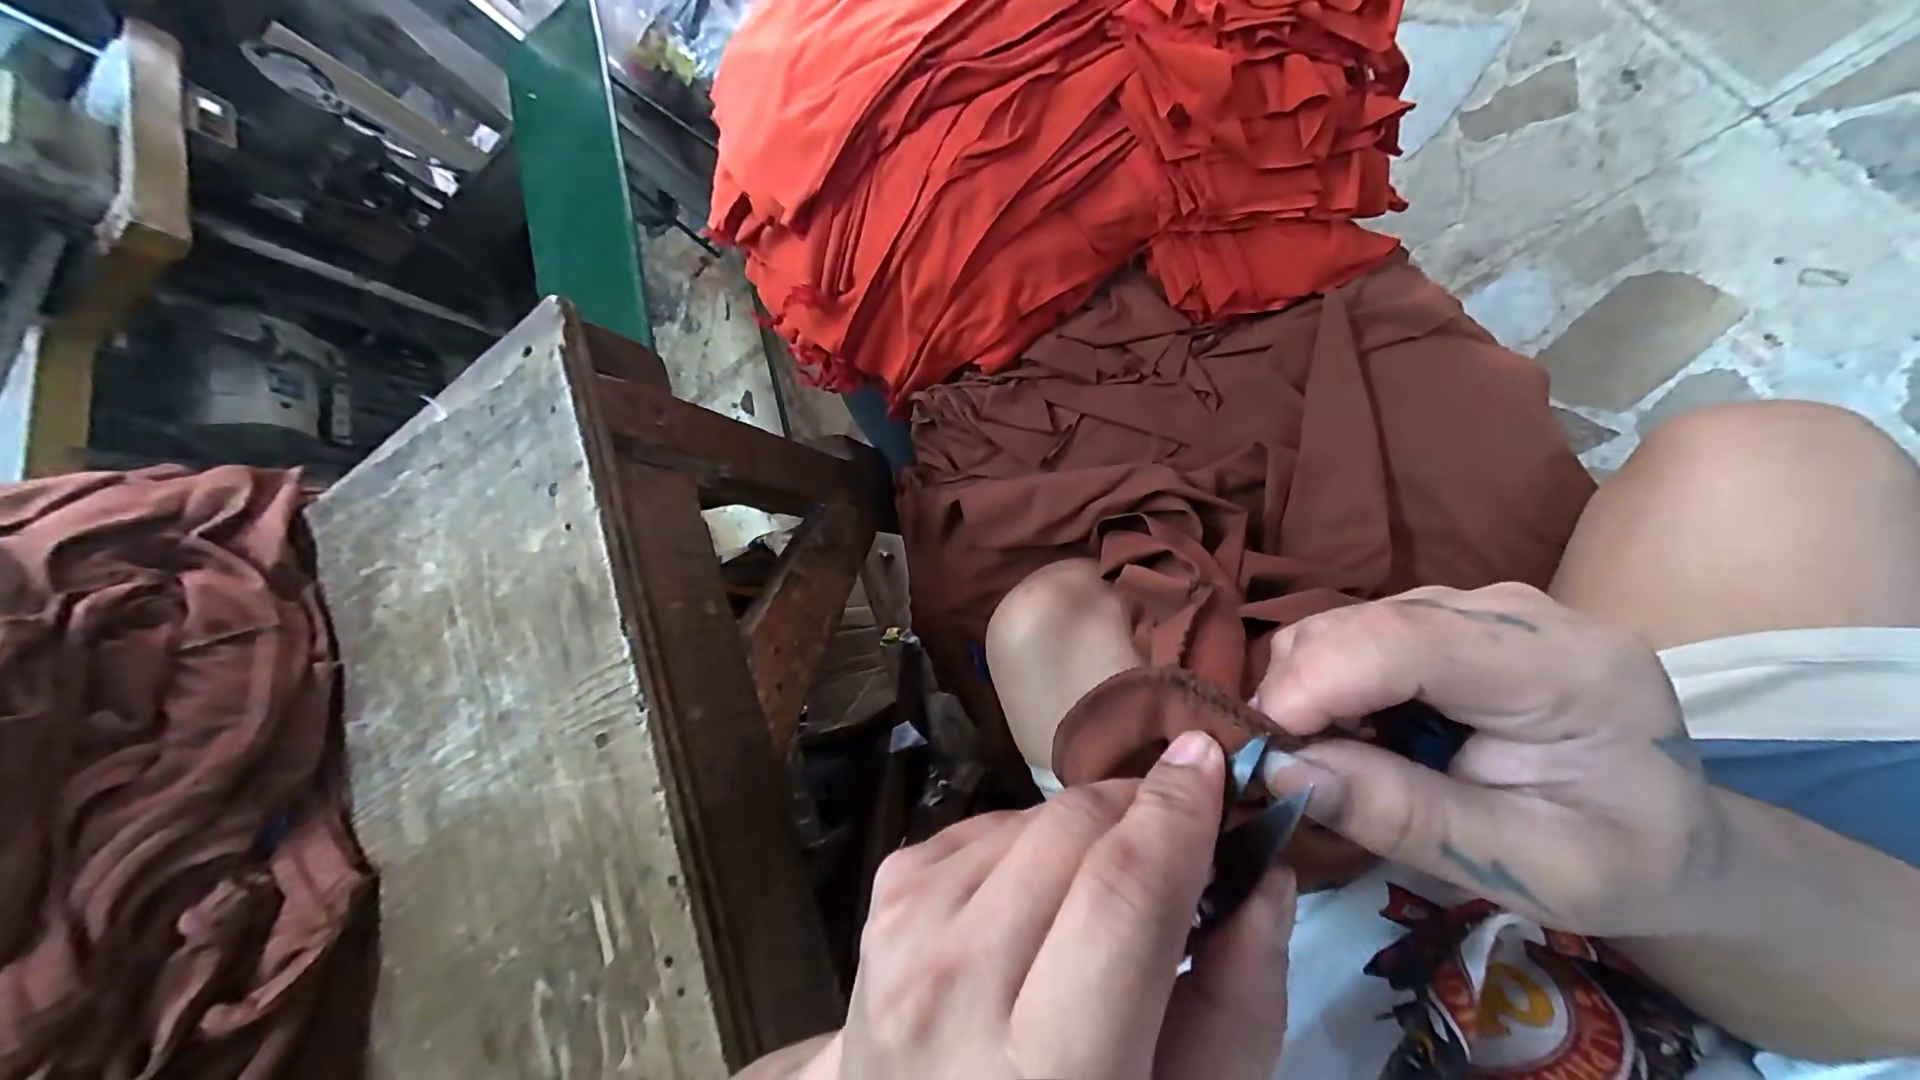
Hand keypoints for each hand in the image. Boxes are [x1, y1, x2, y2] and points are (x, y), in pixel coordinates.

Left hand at [828, 731, 1294, 1079]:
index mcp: (1045, 1066)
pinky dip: (1028, 837)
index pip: (1121, 892)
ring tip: (1100, 875)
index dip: (1175, 812)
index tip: (1209, 758)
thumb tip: (1264, 870)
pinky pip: (983, 824)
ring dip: (1082, 827)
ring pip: (1027, 818)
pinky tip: (1036, 886)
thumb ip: (1239, 996)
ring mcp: (908, 926)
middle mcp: (957, 983)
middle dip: (1135, 805)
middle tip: (1174, 820)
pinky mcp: (887, 889)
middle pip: (1069, 834)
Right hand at [1253, 584, 1724, 936]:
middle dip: (1297, 697)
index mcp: (1562, 665)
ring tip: (1335, 758)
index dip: (1312, 686)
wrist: (1674, 833)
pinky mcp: (1435, 613)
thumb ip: (1409, 818)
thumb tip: (1279, 771)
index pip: (1400, 642)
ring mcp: (1466, 603)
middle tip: (1293, 772)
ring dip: (1304, 692)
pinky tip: (1354, 731)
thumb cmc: (1622, 863)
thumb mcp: (1535, 871)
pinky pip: (1342, 633)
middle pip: (1352, 627)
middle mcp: (1506, 610)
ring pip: (1334, 625)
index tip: (1262, 750)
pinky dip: (1321, 684)